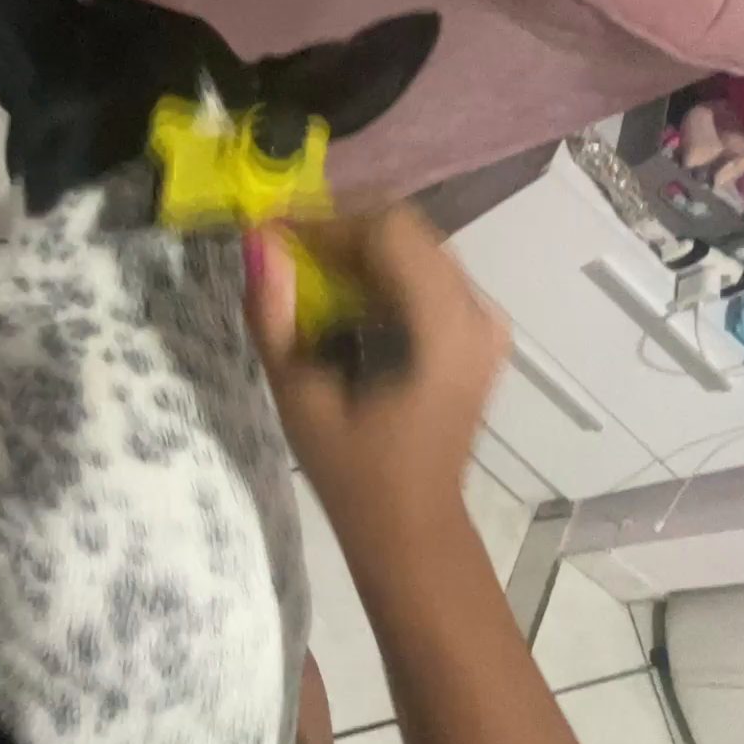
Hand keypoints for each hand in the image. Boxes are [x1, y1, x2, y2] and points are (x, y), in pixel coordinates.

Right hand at [243, 200, 509, 531]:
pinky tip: (346, 306)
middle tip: (286, 254)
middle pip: (408, 232)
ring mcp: (486, 322)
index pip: (388, 232)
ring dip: (360, 253)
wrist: (408, 521)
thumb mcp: (298, 395)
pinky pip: (428, 277)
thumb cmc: (349, 469)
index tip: (273, 233)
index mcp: (439, 329)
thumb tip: (258, 246)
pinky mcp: (479, 334)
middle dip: (340, 234)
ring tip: (310, 280)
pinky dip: (381, 276)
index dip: (325, 222)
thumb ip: (273, 318)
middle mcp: (477, 312)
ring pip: (419, 250)